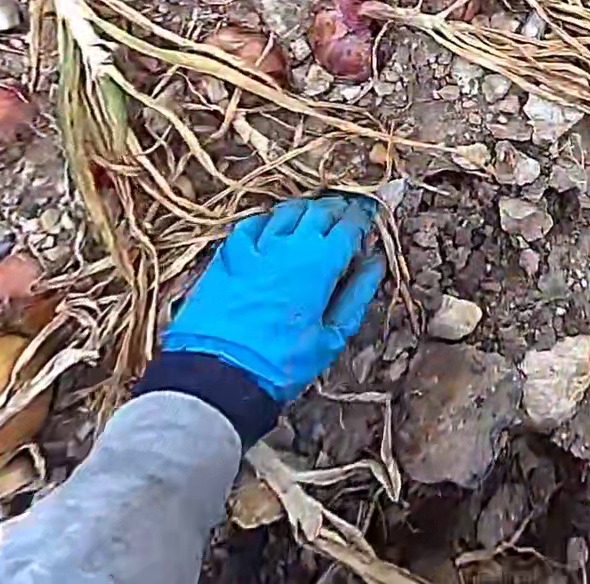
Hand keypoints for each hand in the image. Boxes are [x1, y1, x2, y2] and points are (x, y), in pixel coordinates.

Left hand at [161, 194, 384, 402]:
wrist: (214, 379)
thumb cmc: (281, 363)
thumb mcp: (333, 336)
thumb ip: (359, 294)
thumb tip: (376, 263)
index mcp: (323, 262)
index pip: (352, 224)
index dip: (365, 219)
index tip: (369, 223)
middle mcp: (292, 246)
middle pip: (322, 210)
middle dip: (339, 210)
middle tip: (345, 218)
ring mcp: (257, 248)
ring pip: (287, 211)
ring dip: (306, 211)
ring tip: (311, 219)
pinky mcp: (228, 258)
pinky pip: (250, 225)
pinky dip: (266, 221)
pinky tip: (271, 229)